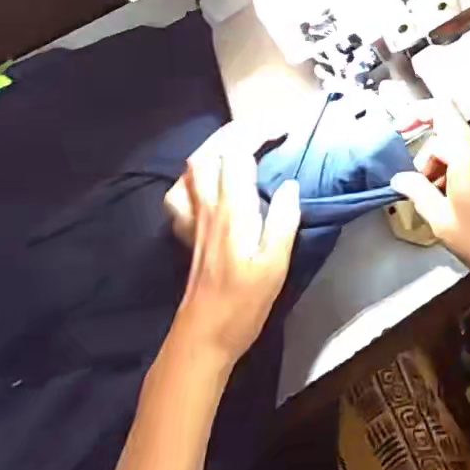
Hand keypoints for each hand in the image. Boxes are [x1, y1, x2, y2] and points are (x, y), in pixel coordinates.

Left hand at [161, 121, 301, 365]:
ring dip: (215, 148)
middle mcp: (207, 207)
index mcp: (232, 211)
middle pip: (211, 152)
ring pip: (192, 167)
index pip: (238, 154)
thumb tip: (290, 185)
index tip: (284, 131)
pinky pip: (180, 192)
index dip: (259, 133)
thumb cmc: (242, 305)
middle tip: (265, 132)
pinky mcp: (186, 233)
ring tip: (240, 148)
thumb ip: (283, 222)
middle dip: (237, 132)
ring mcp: (192, 219)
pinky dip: (194, 177)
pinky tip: (208, 183)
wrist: (201, 339)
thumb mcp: (274, 267)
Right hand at [389, 103, 469, 302]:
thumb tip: (400, 178)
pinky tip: (457, 204)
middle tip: (421, 193)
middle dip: (427, 160)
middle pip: (446, 137)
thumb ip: (417, 192)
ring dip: (443, 170)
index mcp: (467, 153)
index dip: (415, 114)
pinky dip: (459, 174)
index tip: (399, 132)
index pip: (440, 111)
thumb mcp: (442, 221)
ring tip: (439, 204)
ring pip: (459, 151)